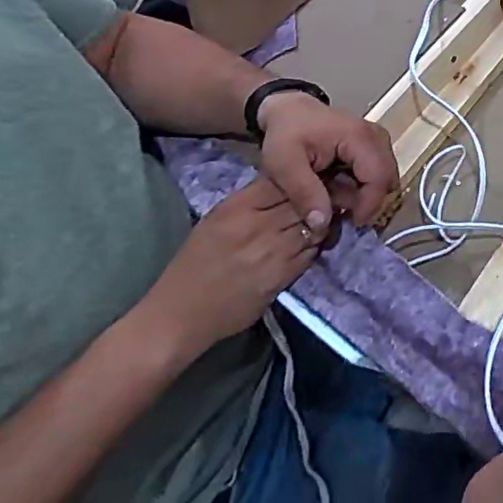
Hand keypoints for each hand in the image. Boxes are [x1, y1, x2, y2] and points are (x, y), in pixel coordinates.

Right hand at [136, 177, 319, 358]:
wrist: (174, 320)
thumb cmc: (193, 267)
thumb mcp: (216, 223)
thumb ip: (253, 202)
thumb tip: (291, 183)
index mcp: (236, 210)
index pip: (286, 181)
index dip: (304, 182)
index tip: (313, 184)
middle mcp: (257, 226)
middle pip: (307, 201)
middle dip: (321, 200)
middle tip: (327, 201)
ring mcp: (272, 251)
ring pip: (317, 223)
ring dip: (323, 222)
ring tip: (321, 222)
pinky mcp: (283, 274)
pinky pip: (314, 249)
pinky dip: (317, 245)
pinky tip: (309, 246)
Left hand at [257, 90, 397, 230]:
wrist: (289, 110)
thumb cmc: (285, 134)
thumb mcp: (283, 166)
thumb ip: (304, 193)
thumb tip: (323, 225)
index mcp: (360, 138)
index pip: (379, 176)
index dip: (370, 204)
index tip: (352, 225)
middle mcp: (378, 137)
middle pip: (388, 177)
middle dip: (369, 200)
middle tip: (342, 215)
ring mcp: (380, 139)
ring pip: (386, 175)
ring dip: (366, 193)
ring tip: (337, 201)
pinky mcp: (376, 144)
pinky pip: (380, 170)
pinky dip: (364, 184)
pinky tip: (341, 188)